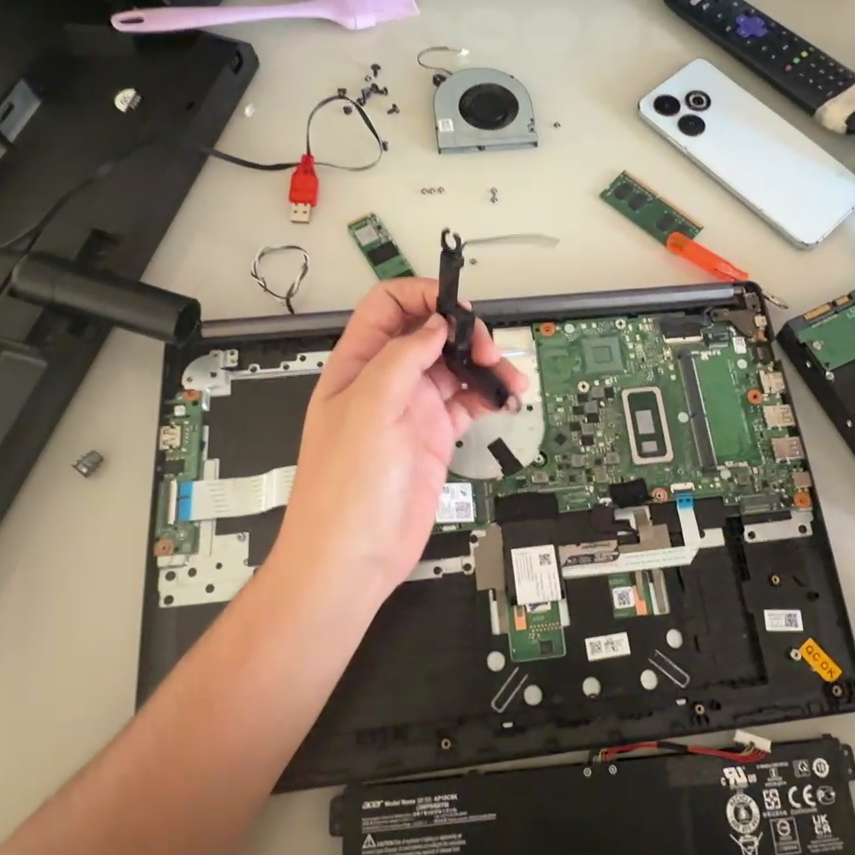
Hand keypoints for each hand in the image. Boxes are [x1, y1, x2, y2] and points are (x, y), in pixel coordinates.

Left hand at [273, 280, 526, 601]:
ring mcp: (412, 410)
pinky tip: (506, 401)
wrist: (353, 558)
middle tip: (489, 353)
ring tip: (510, 380)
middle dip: (466, 334)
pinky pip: (467, 404)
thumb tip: (434, 325)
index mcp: (359, 364)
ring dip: (486, 366)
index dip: (424, 297)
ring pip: (455, 368)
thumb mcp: (368, 408)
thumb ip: (402, 357)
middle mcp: (386, 381)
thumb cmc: (344, 488)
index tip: (460, 310)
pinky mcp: (434, 438)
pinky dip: (489, 397)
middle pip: (431, 333)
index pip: (389, 306)